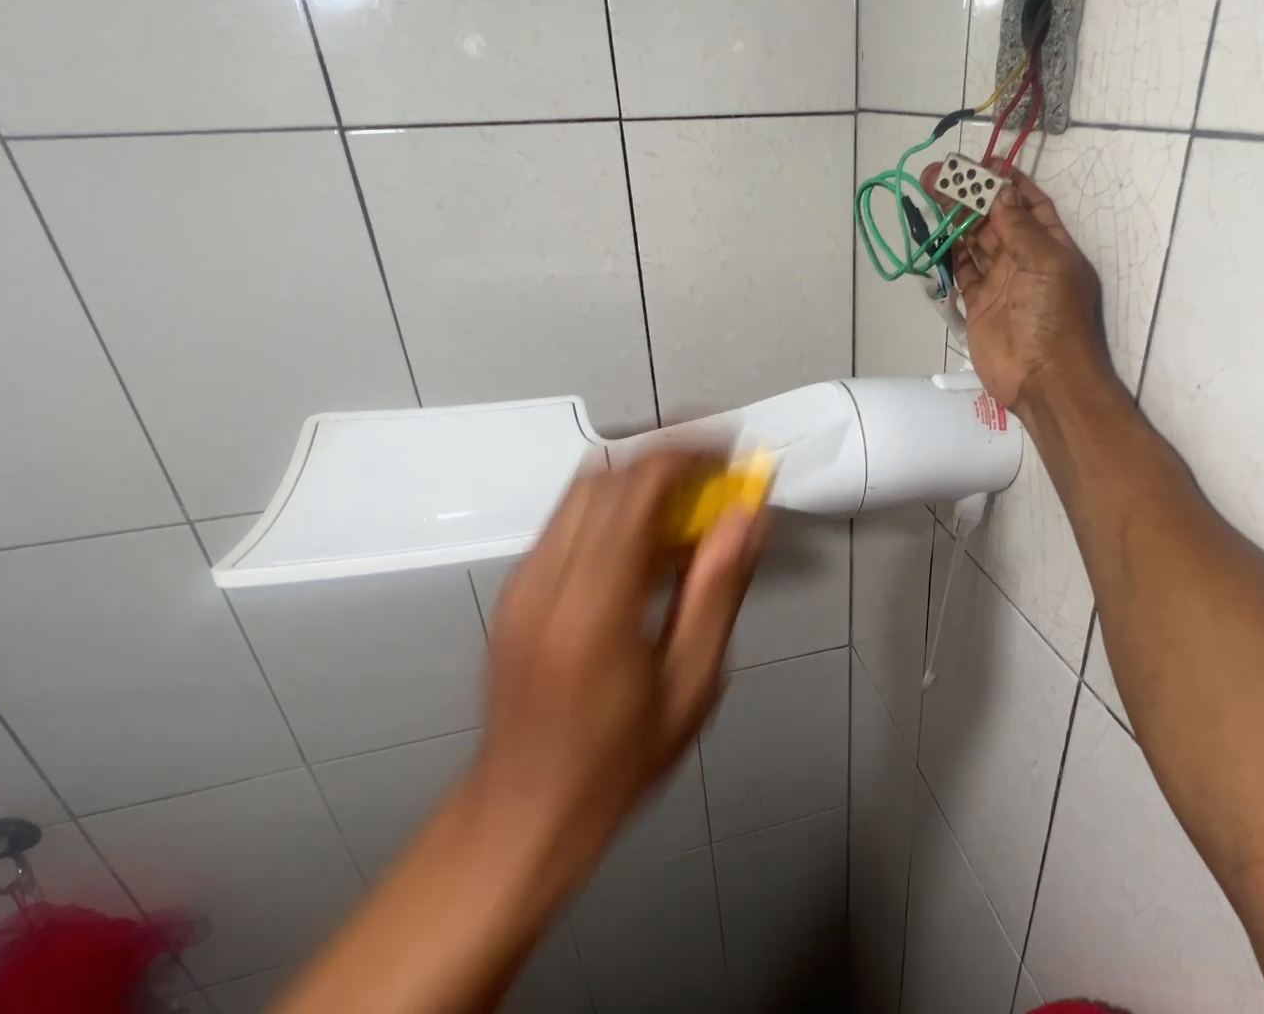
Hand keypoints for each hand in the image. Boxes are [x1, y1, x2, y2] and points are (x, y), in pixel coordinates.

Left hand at [477, 449, 771, 836]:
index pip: (636, 488)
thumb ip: (718, 591)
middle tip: (717, 480)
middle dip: (664, 460)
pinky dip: (612, 515)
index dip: (689, 455)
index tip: (732, 456)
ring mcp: (522, 582)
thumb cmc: (620, 760)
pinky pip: (567, 526)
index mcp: (594, 604)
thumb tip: (748, 518)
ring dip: (638, 484)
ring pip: (581, 494)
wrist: (526, 809)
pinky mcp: (515, 592)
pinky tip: (647, 551)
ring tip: (689, 512)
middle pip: (603, 475)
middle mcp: (546, 577)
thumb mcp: (690, 683)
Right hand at [934, 171, 1112, 419]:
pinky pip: (961, 271)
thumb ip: (1021, 228)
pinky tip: (934, 232)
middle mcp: (1024, 259)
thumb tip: (1000, 194)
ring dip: (954, 219)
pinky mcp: (978, 305)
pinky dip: (948, 253)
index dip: (1005, 182)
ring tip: (928, 193)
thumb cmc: (1054, 318)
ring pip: (974, 242)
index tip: (981, 162)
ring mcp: (1000, 282)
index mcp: (1050, 245)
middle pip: (994, 219)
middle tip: (937, 174)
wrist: (1043, 378)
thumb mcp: (1047, 264)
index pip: (1027, 204)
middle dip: (969, 196)